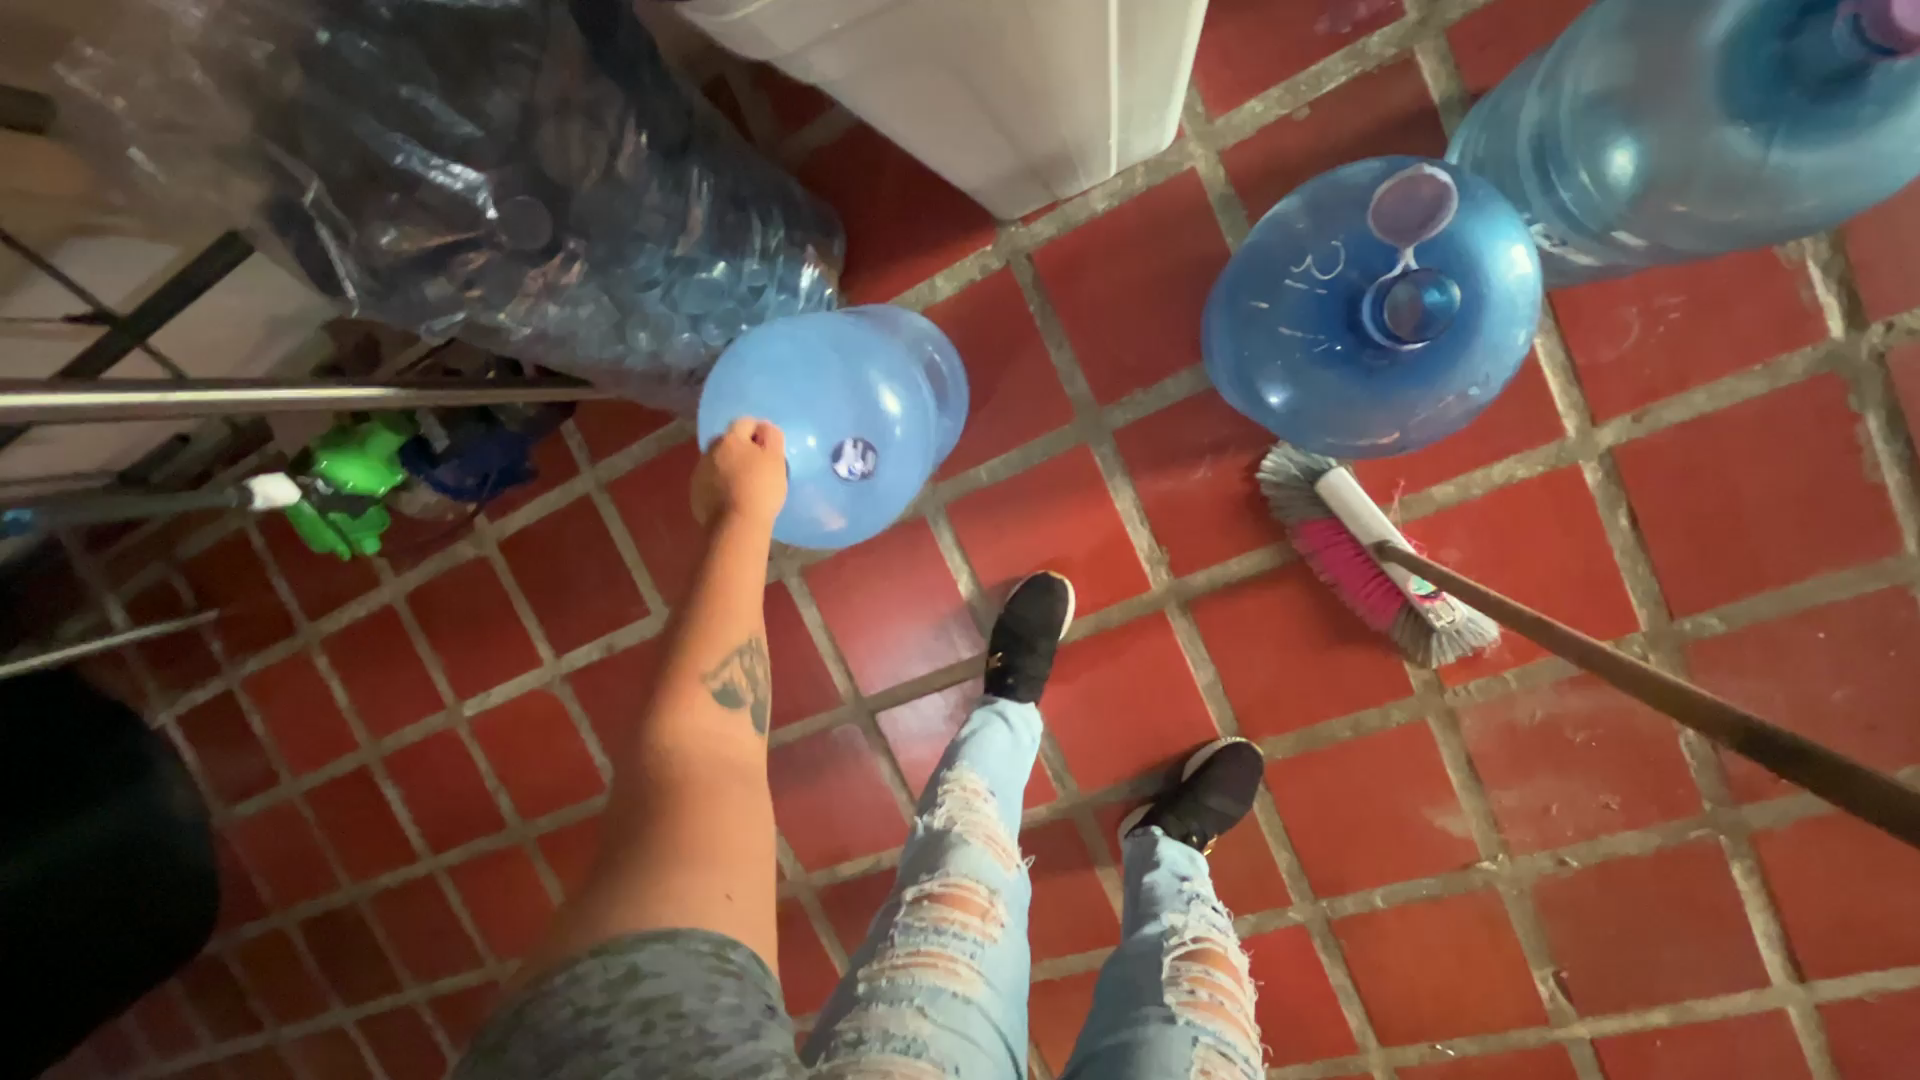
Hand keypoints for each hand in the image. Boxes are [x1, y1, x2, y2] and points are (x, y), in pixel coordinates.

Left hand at [692, 417, 787, 527]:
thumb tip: (764, 427)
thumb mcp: (776, 459)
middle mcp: (710, 451)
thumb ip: (772, 437)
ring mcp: (699, 473)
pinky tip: (731, 499)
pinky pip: (709, 482)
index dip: (759, 432)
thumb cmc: (761, 488)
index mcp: (731, 439)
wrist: (737, 525)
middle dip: (740, 449)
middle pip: (727, 442)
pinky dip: (719, 485)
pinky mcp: (695, 493)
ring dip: (727, 467)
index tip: (769, 448)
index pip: (745, 423)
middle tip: (756, 466)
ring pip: (716, 462)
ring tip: (743, 485)